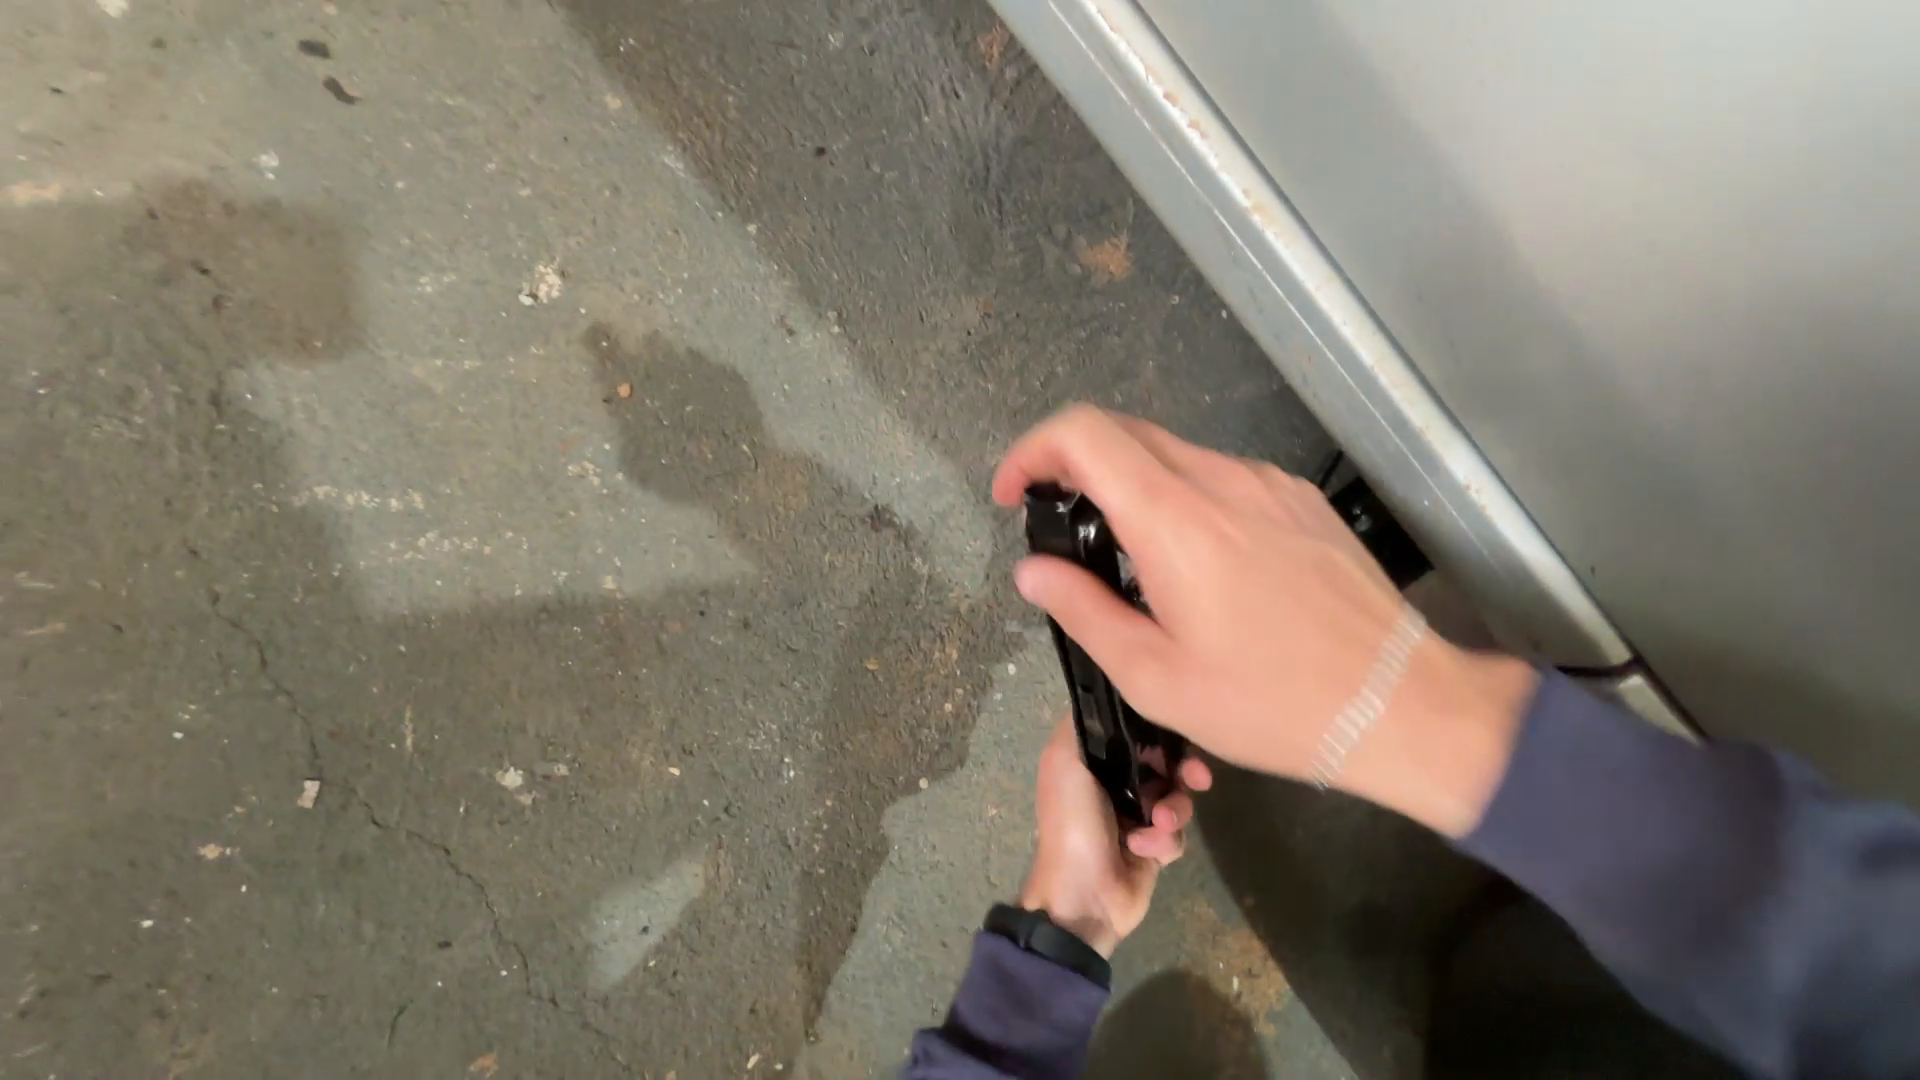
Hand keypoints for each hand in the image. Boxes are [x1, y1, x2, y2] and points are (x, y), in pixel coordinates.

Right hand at [992, 405, 1537, 836]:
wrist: (1402, 704)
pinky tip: (1196, 563)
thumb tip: (1031, 570)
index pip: (1083, 434)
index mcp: (1174, 520)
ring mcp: (1266, 483)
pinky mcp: (1297, 498)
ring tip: (1127, 558)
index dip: (1033, 451)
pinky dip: (1180, 499)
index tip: (1015, 495)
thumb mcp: (1155, 676)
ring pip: (1171, 454)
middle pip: (1122, 432)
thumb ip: (1082, 610)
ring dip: (1128, 485)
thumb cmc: (1269, 701)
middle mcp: (1219, 480)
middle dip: (1071, 465)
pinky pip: (1219, 477)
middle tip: (1057, 524)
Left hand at [1018, 715, 1212, 955]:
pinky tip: (1143, 850)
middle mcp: (1114, 781)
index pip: (1133, 730)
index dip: (1156, 729)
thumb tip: (1109, 694)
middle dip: (1181, 770)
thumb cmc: (1070, 821)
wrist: (1082, 895)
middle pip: (1164, 761)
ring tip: (1159, 823)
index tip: (1176, 731)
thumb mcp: (1064, 761)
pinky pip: (1176, 833)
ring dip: (1173, 810)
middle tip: (1195, 778)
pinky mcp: (1153, 846)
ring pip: (1177, 796)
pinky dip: (1163, 841)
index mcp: (1091, 758)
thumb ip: (1084, 723)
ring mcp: (1136, 814)